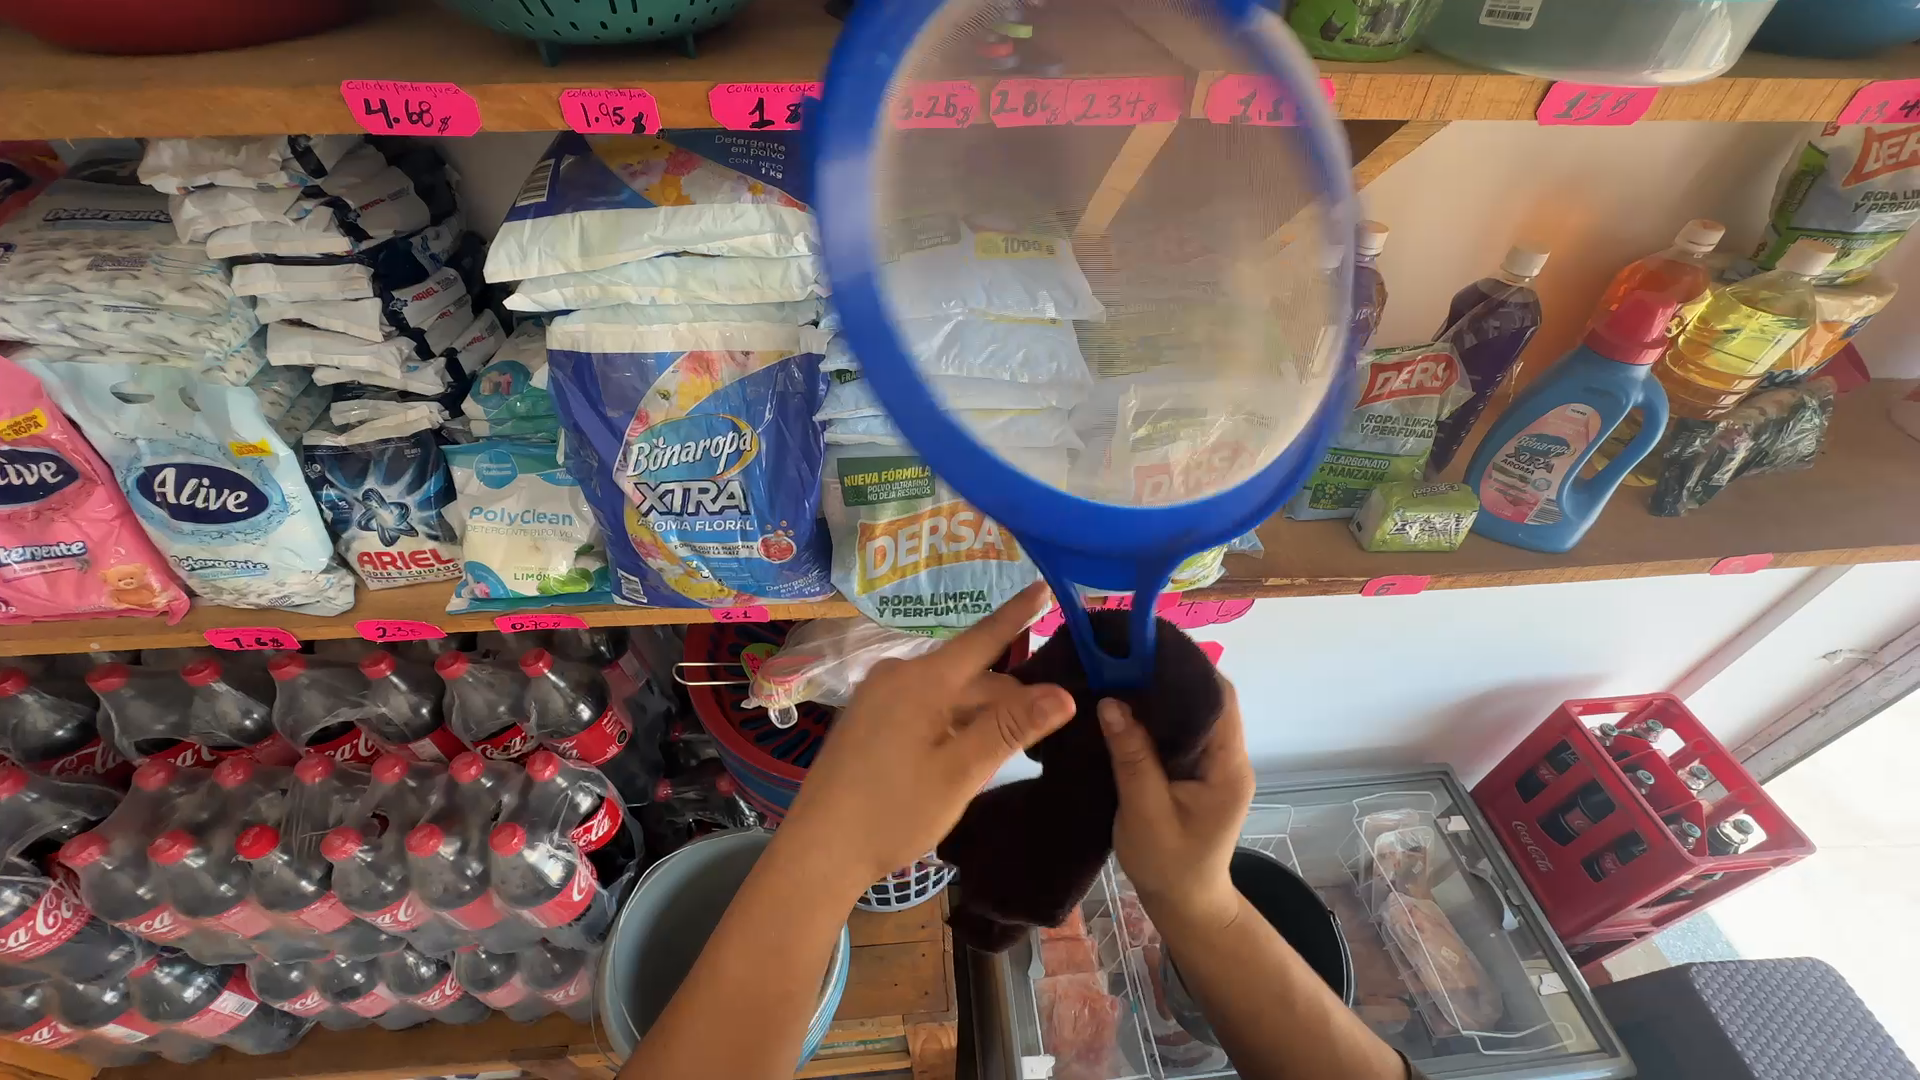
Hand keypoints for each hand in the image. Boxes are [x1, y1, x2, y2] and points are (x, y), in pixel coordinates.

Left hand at [777, 583, 1076, 889]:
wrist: (819, 849)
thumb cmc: (893, 812)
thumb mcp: (960, 772)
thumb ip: (1011, 729)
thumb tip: (1063, 694)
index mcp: (922, 680)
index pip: (983, 638)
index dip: (1018, 614)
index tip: (1045, 586)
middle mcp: (898, 674)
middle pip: (969, 676)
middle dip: (1006, 699)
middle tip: (1042, 733)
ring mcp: (878, 694)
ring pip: (947, 695)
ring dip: (978, 717)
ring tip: (1004, 752)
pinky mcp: (869, 716)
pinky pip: (924, 706)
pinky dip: (951, 723)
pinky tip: (961, 754)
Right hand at [1100, 678, 1253, 929]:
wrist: (1185, 904)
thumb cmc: (1168, 864)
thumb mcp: (1145, 812)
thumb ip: (1131, 757)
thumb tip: (1111, 701)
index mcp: (1227, 766)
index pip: (1220, 699)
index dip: (1189, 668)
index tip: (1149, 648)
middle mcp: (1228, 757)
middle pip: (1207, 698)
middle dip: (1170, 674)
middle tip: (1126, 654)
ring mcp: (1214, 763)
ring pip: (1192, 712)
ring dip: (1161, 692)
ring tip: (1122, 671)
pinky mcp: (1197, 769)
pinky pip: (1181, 729)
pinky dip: (1157, 713)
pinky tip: (1127, 705)